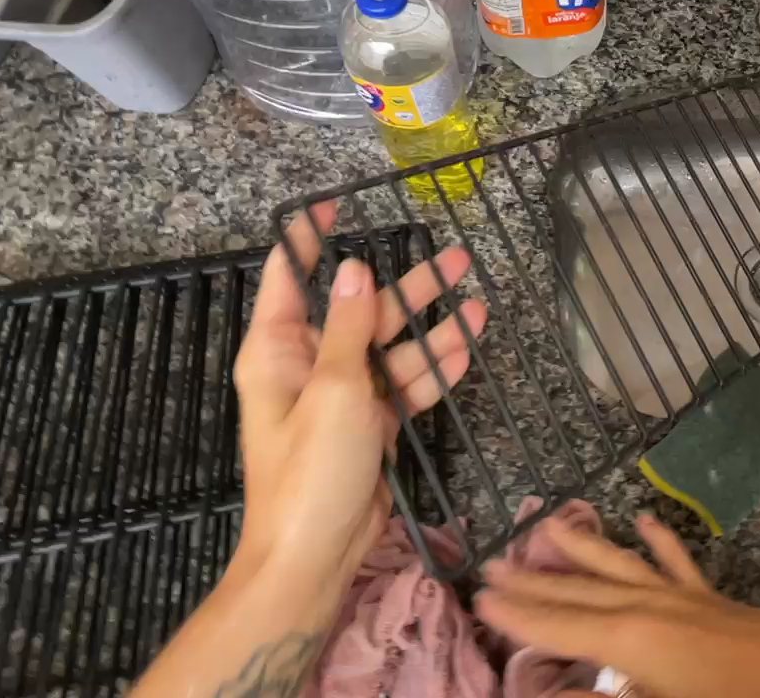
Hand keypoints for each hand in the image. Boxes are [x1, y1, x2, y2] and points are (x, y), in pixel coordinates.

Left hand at [230, 202, 486, 590]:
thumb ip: (350, 327)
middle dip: (411, 287)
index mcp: (280, 350)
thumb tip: (356, 269)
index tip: (332, 205)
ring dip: (435, 327)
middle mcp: (311, 363)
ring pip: (395, 345)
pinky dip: (436, 366)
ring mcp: (346, 392)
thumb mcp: (334, 389)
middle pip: (364, 311)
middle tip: (458, 259)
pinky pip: (407, 381)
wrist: (316, 553)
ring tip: (479, 302)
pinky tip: (468, 346)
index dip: (307, 239)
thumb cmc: (311, 468)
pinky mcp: (373, 418)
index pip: (289, 279)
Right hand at [474, 513, 759, 697]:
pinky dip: (659, 543)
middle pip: (585, 591)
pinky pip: (680, 566)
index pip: (564, 625)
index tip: (480, 593)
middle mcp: (657, 608)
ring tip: (551, 523)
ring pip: (624, 566)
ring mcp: (690, 601)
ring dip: (586, 549)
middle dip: (539, 579)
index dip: (520, 612)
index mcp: (638, 640)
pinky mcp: (717, 604)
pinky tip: (645, 520)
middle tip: (493, 559)